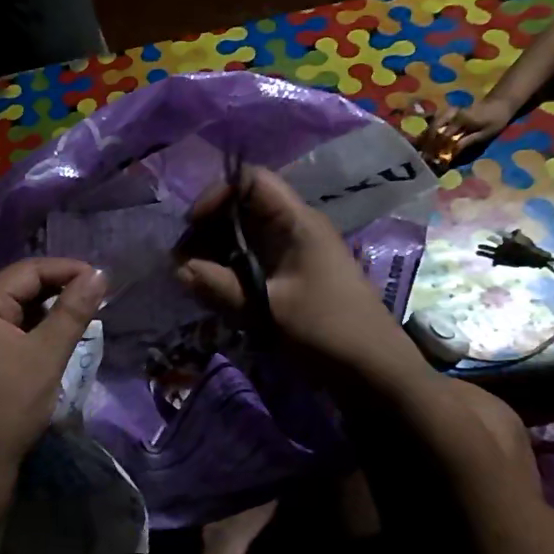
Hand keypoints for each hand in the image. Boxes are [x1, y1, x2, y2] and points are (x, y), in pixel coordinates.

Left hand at [0, 258, 105, 479]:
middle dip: (61, 285)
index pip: (28, 270)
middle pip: (22, 284)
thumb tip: (100, 274)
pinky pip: (16, 325)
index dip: (67, 269)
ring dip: (53, 305)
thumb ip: (73, 310)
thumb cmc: (11, 404)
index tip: (103, 279)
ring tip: (87, 310)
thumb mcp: (47, 354)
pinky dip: (41, 324)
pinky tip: (64, 331)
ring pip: (21, 305)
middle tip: (99, 294)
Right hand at [175, 167, 425, 386]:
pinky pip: (254, 260)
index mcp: (297, 222)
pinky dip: (231, 270)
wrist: (375, 371)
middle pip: (243, 208)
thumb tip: (178, 270)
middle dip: (209, 229)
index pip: (251, 181)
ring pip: (245, 237)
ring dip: (217, 253)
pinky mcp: (294, 277)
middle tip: (184, 260)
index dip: (217, 194)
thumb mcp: (267, 309)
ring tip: (194, 279)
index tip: (191, 226)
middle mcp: (295, 229)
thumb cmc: (326, 331)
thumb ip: (219, 287)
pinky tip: (216, 292)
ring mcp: (295, 254)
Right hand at [416, 97, 517, 167]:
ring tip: (422, 148)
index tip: (431, 159)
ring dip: (426, 136)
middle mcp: (452, 114)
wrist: (499, 103)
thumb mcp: (486, 133)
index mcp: (461, 119)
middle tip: (423, 155)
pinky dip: (430, 128)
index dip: (436, 148)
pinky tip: (425, 137)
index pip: (444, 136)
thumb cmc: (495, 120)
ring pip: (432, 124)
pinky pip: (435, 120)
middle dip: (427, 142)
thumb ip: (469, 141)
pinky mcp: (449, 112)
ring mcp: (449, 111)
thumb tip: (453, 151)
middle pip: (434, 128)